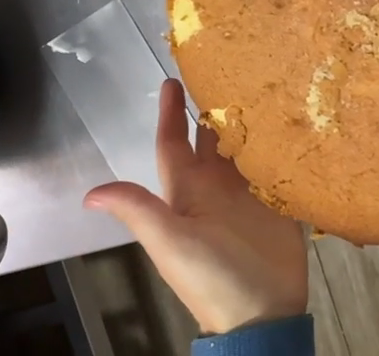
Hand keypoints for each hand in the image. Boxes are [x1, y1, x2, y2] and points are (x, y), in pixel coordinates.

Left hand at [85, 80, 307, 334]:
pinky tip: (287, 116)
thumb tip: (90, 193)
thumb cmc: (212, 278)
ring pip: (242, 145)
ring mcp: (247, 192)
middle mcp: (214, 187)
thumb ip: (140, 212)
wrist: (262, 310)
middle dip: (211, 106)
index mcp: (187, 194)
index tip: (170, 81)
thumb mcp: (172, 244)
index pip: (173, 144)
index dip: (170, 115)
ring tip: (256, 83)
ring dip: (245, 118)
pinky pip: (274, 161)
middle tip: (222, 68)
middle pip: (209, 138)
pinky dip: (276, 140)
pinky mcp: (277, 197)